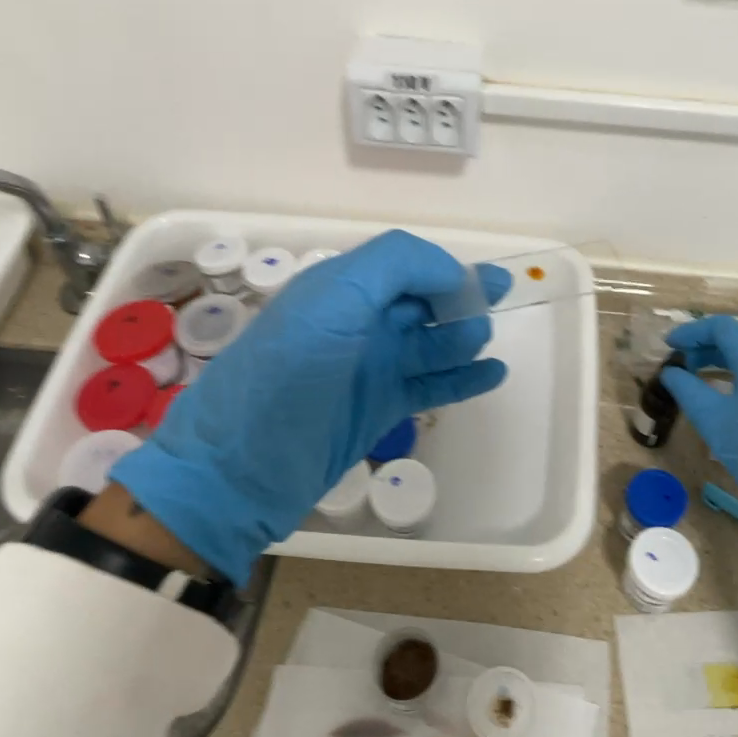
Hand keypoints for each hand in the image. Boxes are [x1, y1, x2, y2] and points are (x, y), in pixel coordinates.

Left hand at [107, 230, 508, 584]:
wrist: (237, 473)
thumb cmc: (285, 378)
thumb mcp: (332, 302)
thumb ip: (393, 266)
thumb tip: (452, 274)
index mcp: (339, 288)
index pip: (402, 263)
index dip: (441, 268)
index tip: (475, 285)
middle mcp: (355, 322)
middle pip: (420, 299)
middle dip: (460, 296)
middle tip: (500, 297)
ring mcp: (368, 368)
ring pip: (430, 343)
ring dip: (462, 336)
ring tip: (483, 341)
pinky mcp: (378, 409)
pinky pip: (430, 386)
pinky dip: (462, 378)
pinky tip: (492, 374)